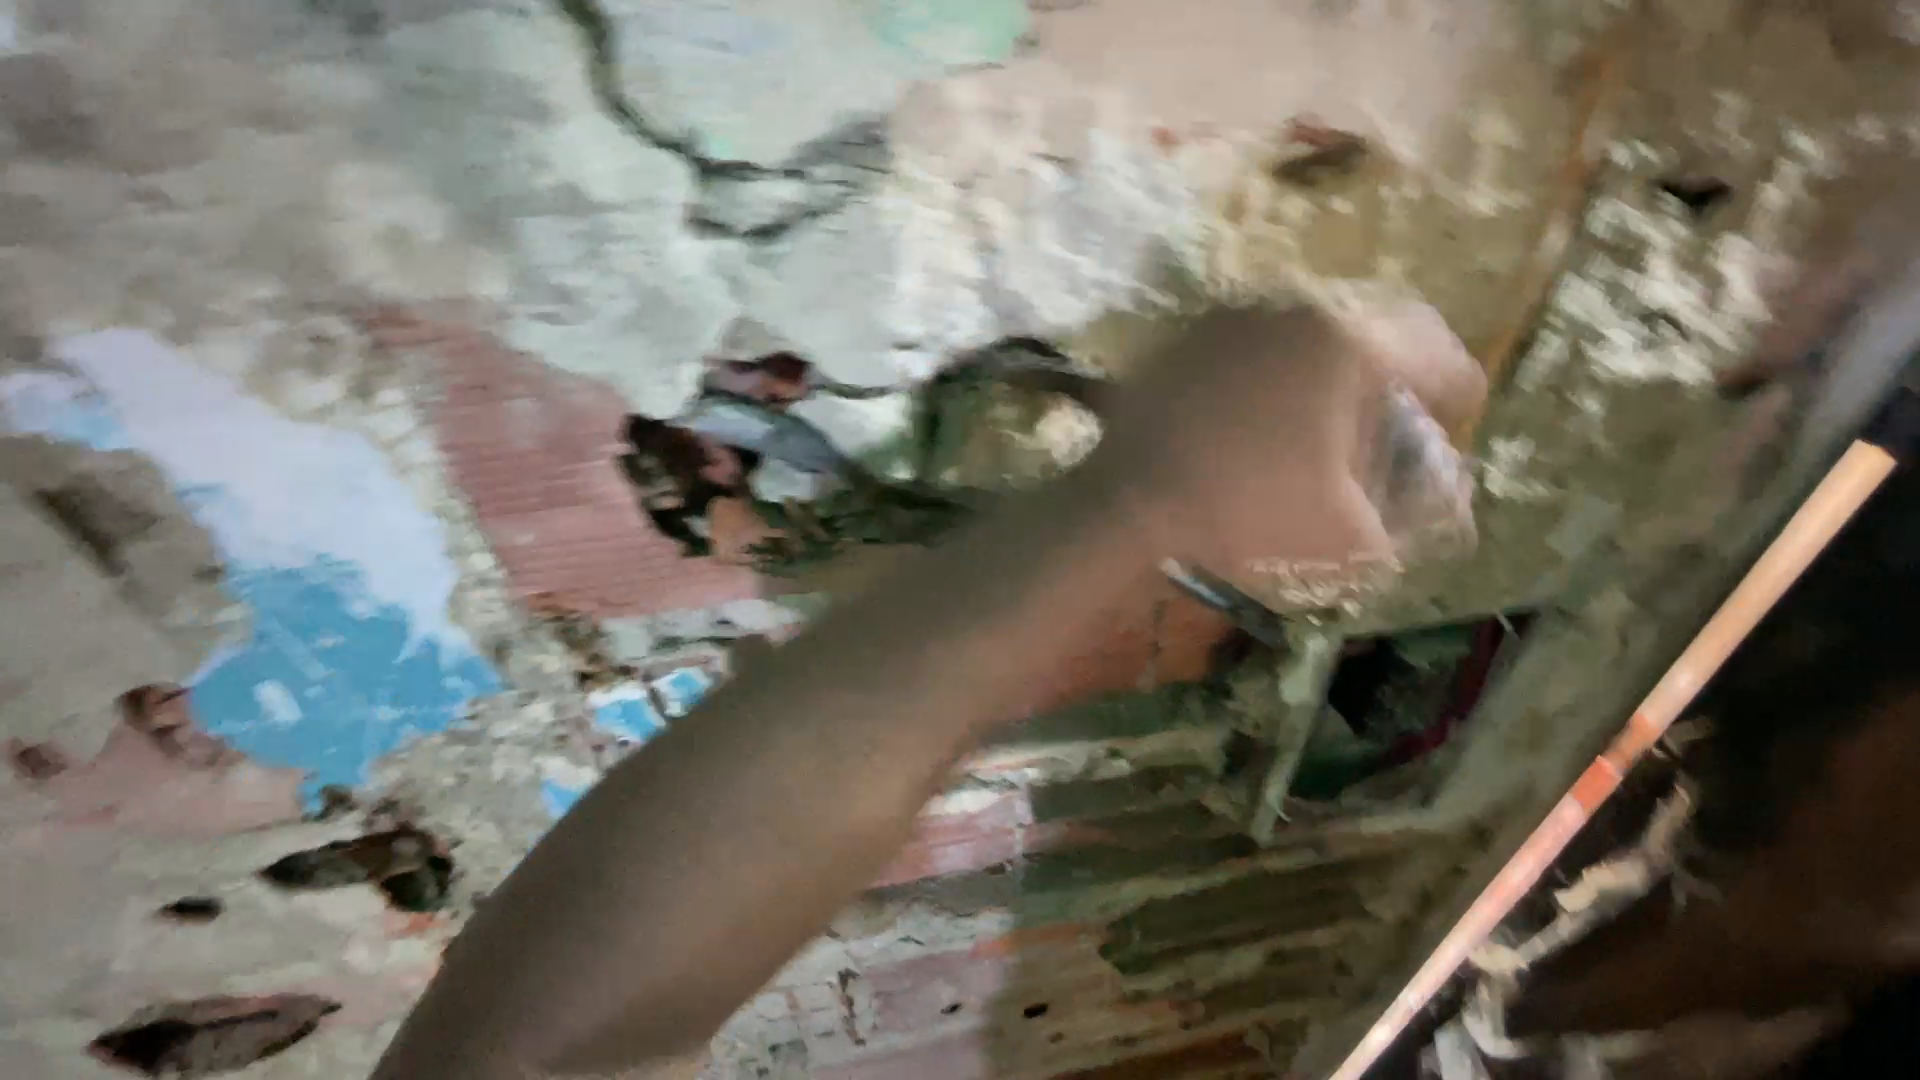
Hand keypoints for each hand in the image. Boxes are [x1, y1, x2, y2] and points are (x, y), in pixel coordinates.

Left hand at [1081, 298, 1485, 585]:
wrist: (1128, 499)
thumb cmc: (1243, 513)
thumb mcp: (1346, 538)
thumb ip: (1414, 521)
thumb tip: (1447, 502)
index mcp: (1352, 344)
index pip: (1440, 356)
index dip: (1456, 395)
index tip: (1450, 421)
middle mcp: (1299, 307)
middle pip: (1381, 328)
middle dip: (1399, 370)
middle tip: (1393, 415)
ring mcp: (1239, 312)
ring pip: (1316, 326)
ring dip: (1336, 363)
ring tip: (1326, 413)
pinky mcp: (1192, 330)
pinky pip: (1259, 337)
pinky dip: (1279, 365)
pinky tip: (1265, 408)